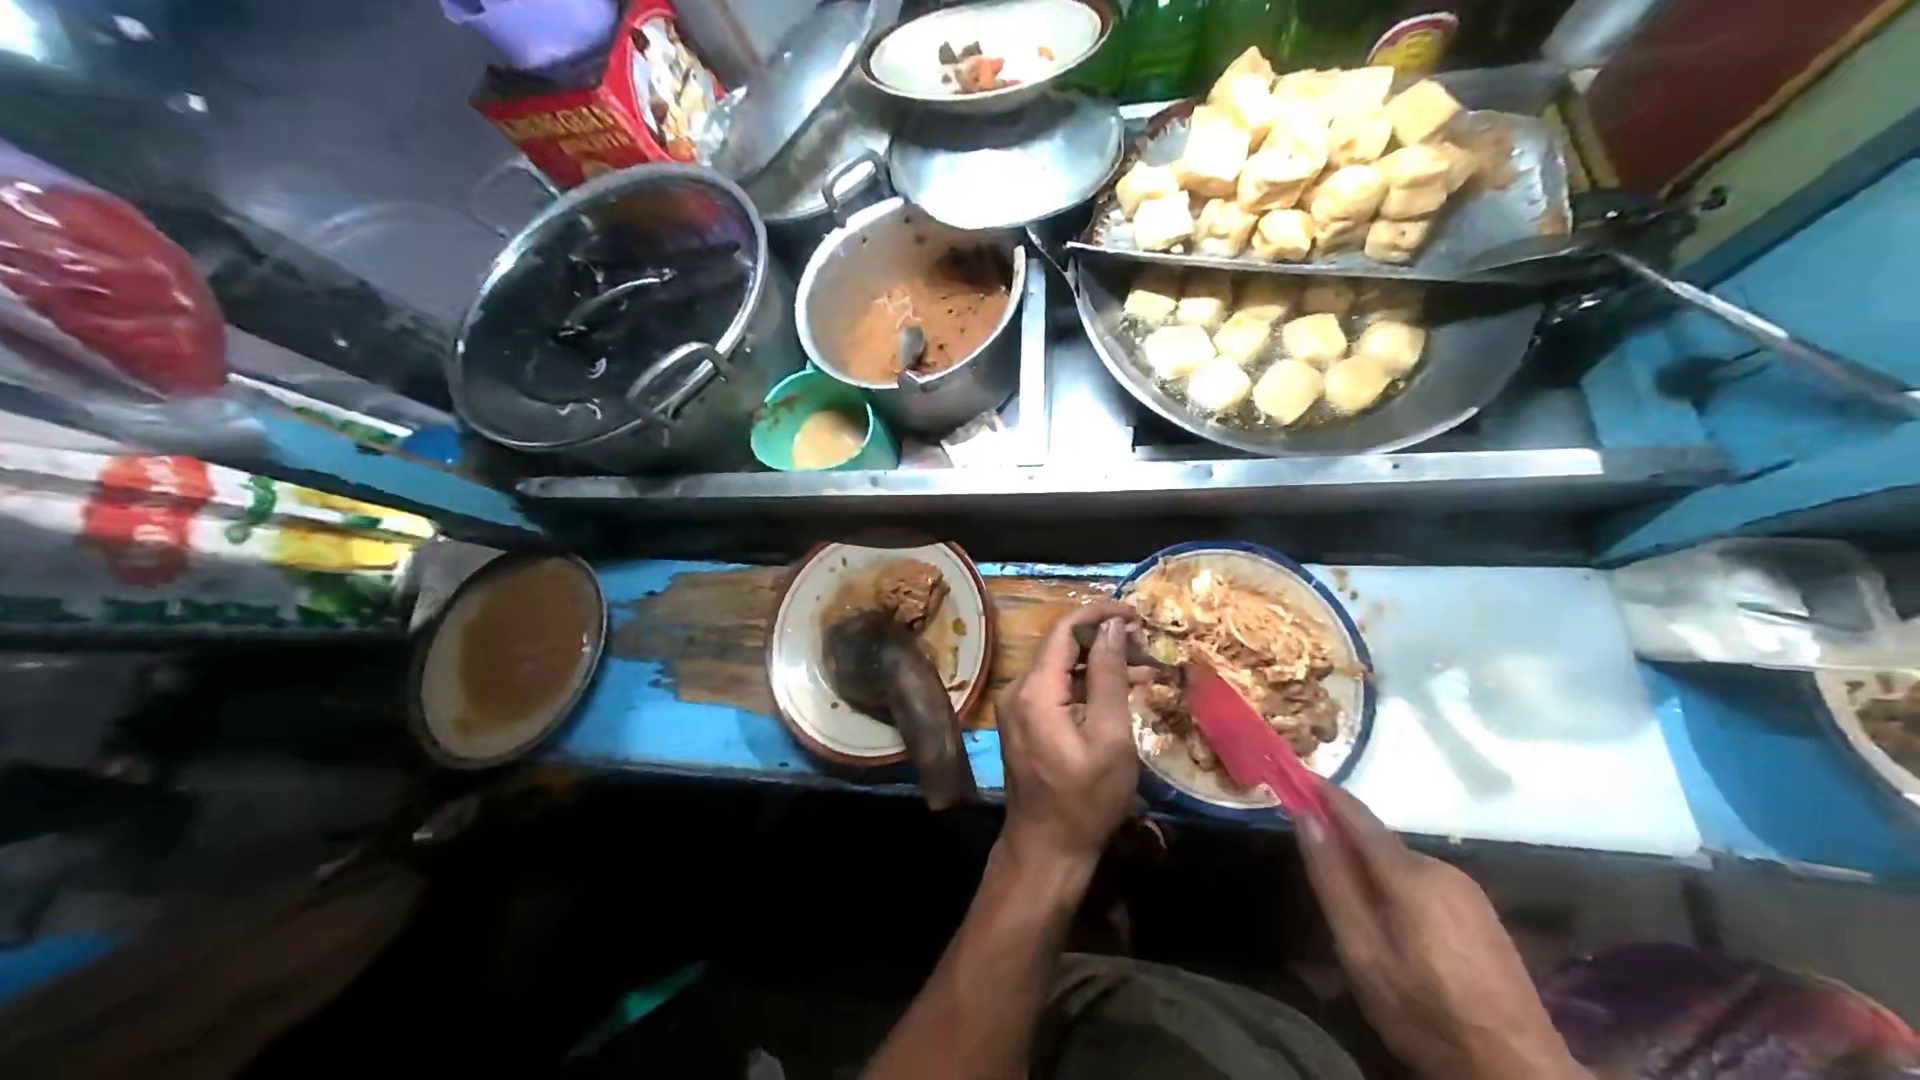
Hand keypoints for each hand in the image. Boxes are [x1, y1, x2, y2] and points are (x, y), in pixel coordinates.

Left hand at [996, 602, 1140, 873]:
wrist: (1047, 850)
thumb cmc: (1085, 799)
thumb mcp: (1110, 737)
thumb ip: (1109, 676)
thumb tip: (1112, 626)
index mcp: (1035, 689)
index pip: (1064, 629)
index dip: (1100, 613)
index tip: (1137, 614)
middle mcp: (1019, 690)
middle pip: (1062, 646)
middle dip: (1105, 639)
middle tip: (1148, 645)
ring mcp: (1019, 707)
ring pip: (1062, 667)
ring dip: (1100, 663)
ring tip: (1145, 667)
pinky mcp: (1026, 722)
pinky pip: (1057, 689)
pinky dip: (1088, 685)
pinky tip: (1121, 691)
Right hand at [1299, 788, 1590, 1079]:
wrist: (1517, 1072)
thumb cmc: (1422, 1010)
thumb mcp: (1360, 948)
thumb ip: (1331, 878)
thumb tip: (1305, 816)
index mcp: (1410, 873)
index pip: (1356, 815)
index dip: (1323, 794)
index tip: (1295, 777)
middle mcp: (1442, 868)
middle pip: (1378, 842)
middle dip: (1344, 842)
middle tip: (1314, 866)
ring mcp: (1468, 891)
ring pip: (1401, 865)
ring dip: (1371, 870)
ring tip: (1353, 909)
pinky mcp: (1482, 914)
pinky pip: (1424, 883)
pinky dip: (1397, 888)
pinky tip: (1395, 928)